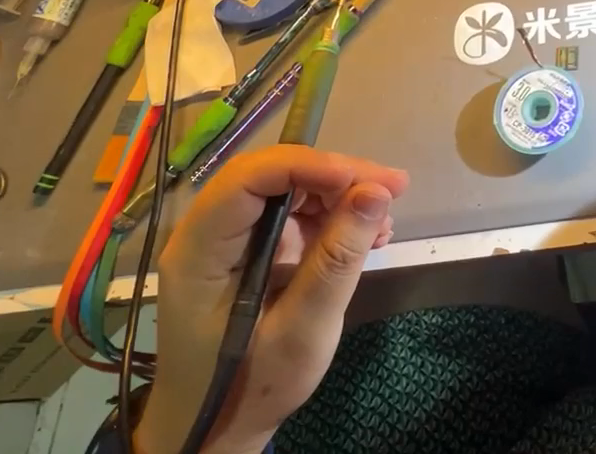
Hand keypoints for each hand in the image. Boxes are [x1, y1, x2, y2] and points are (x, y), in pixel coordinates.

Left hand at [135, 147, 408, 453]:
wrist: (217, 430)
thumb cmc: (251, 386)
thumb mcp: (302, 330)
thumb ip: (337, 259)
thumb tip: (376, 192)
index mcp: (201, 251)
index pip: (249, 179)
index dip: (308, 167)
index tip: (364, 182)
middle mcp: (211, 232)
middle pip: (276, 175)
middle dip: (338, 176)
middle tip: (394, 188)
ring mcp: (235, 238)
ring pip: (293, 187)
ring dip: (344, 194)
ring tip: (387, 220)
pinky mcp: (256, 248)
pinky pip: (299, 212)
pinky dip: (337, 215)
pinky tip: (371, 235)